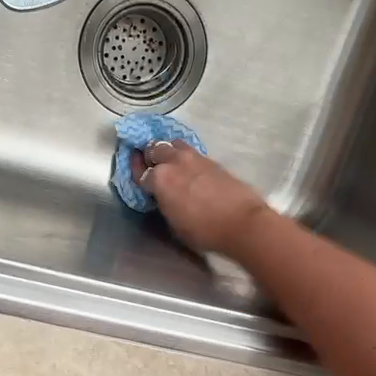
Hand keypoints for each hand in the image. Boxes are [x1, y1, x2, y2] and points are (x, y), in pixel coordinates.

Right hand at [132, 140, 270, 254]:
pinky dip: (185, 155)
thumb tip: (162, 196)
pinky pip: (191, 151)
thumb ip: (164, 203)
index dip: (135, 171)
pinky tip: (187, 165)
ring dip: (168, 150)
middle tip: (149, 162)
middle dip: (150, 155)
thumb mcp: (174, 223)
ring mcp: (195, 158)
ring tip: (168, 159)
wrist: (242, 222)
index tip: (133, 169)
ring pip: (174, 144)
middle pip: (155, 149)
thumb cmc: (204, 231)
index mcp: (160, 179)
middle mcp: (175, 162)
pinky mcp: (212, 161)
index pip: (140, 171)